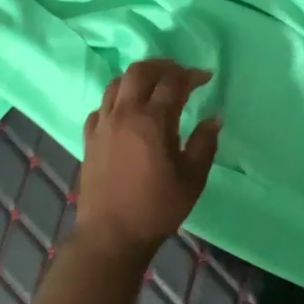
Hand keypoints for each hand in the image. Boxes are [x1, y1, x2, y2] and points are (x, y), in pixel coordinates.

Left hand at [74, 59, 221, 256]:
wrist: (111, 237)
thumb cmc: (157, 208)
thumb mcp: (192, 178)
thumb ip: (204, 143)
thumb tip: (214, 117)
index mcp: (152, 120)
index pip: (174, 82)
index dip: (192, 75)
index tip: (205, 77)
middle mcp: (125, 114)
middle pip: (140, 71)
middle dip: (162, 66)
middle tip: (179, 73)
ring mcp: (103, 125)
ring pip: (117, 83)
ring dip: (138, 78)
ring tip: (153, 87)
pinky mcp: (89, 139)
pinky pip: (101, 107)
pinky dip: (116, 100)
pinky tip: (126, 112)